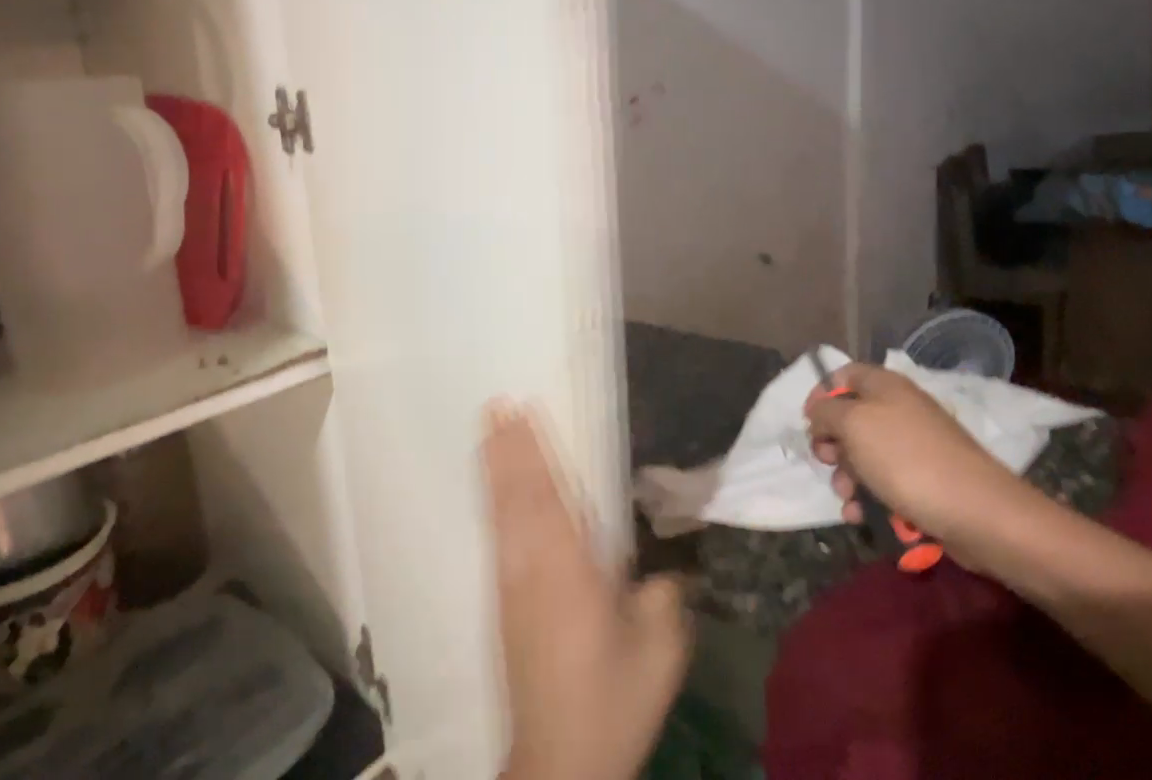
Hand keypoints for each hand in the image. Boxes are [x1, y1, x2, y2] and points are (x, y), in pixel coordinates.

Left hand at [483, 400, 689, 779]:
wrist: (558, 758)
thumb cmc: (613, 701)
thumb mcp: (660, 649)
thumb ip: (660, 596)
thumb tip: (658, 570)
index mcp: (569, 571)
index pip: (548, 495)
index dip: (532, 451)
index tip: (520, 411)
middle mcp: (531, 569)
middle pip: (515, 497)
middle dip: (507, 449)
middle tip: (495, 406)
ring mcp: (510, 588)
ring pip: (500, 516)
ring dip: (495, 471)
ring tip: (490, 435)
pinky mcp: (502, 608)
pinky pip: (498, 540)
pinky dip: (495, 507)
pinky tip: (498, 499)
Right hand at [802, 362, 1022, 548]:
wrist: (974, 511)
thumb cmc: (906, 459)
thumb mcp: (853, 424)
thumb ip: (826, 411)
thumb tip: (819, 414)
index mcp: (886, 386)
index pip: (845, 374)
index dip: (821, 393)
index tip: (808, 422)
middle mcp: (901, 410)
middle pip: (851, 418)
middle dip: (831, 444)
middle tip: (826, 461)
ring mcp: (915, 447)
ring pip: (864, 455)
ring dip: (846, 477)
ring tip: (847, 498)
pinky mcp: (924, 480)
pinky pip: (884, 483)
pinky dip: (867, 498)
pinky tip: (860, 515)